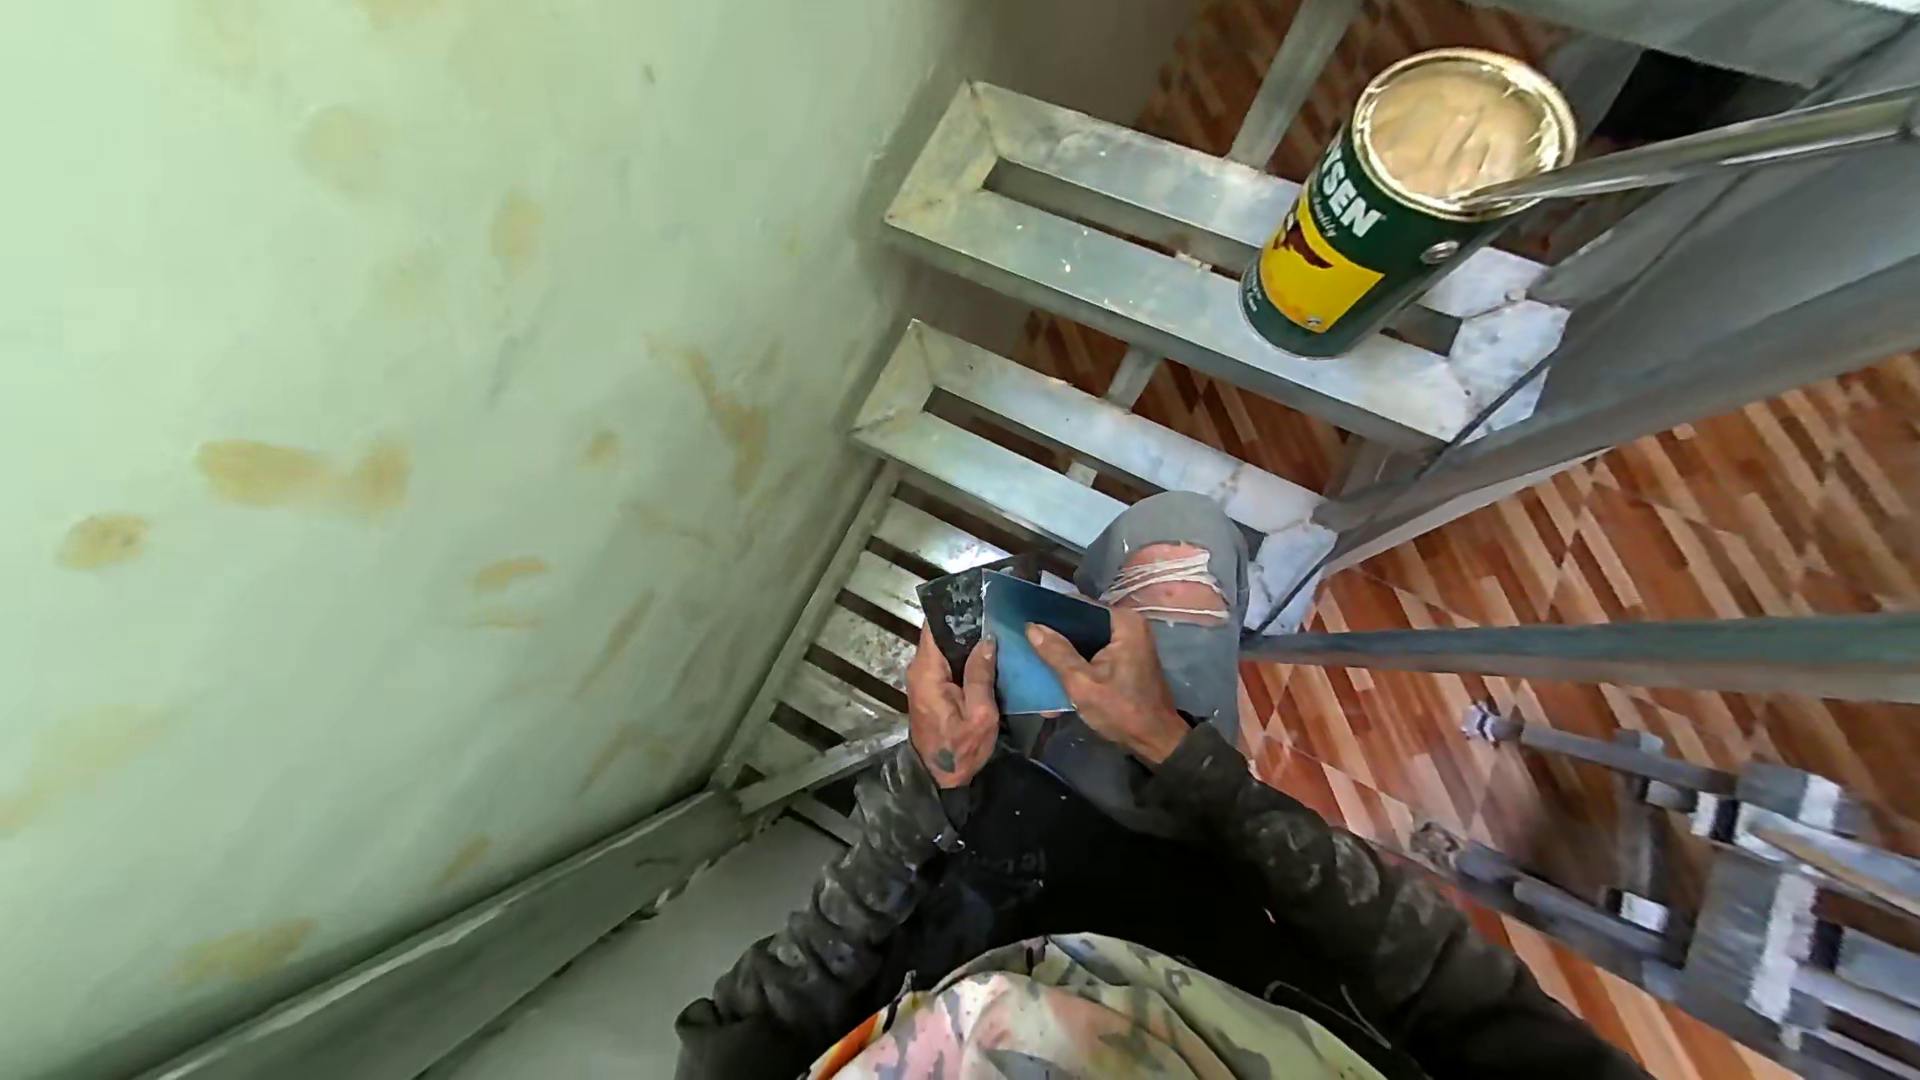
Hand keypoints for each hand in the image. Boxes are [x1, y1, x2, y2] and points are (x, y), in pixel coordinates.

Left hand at [905, 624, 998, 787]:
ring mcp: (924, 677)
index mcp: (928, 671)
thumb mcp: (980, 715)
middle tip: (995, 611)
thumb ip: (981, 675)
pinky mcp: (932, 686)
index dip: (954, 610)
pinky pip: (948, 660)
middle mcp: (920, 668)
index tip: (977, 597)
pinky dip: (965, 653)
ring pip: (946, 645)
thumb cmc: (959, 749)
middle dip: (966, 622)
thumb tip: (987, 640)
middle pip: (941, 633)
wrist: (940, 779)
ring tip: (996, 625)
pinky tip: (987, 649)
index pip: (934, 627)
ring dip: (968, 638)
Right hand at [1025, 608, 1189, 765]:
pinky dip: (1077, 660)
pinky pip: (1094, 650)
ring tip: (1035, 656)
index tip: (1026, 620)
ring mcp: (1128, 641)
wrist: (1155, 741)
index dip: (1051, 613)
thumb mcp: (1082, 683)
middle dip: (1056, 635)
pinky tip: (1055, 673)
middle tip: (1027, 641)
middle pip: (1081, 621)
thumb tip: (1032, 627)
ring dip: (1064, 650)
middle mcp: (1128, 624)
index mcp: (1123, 622)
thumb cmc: (1121, 710)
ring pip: (1085, 637)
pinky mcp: (1125, 656)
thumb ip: (1056, 653)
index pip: (1079, 605)